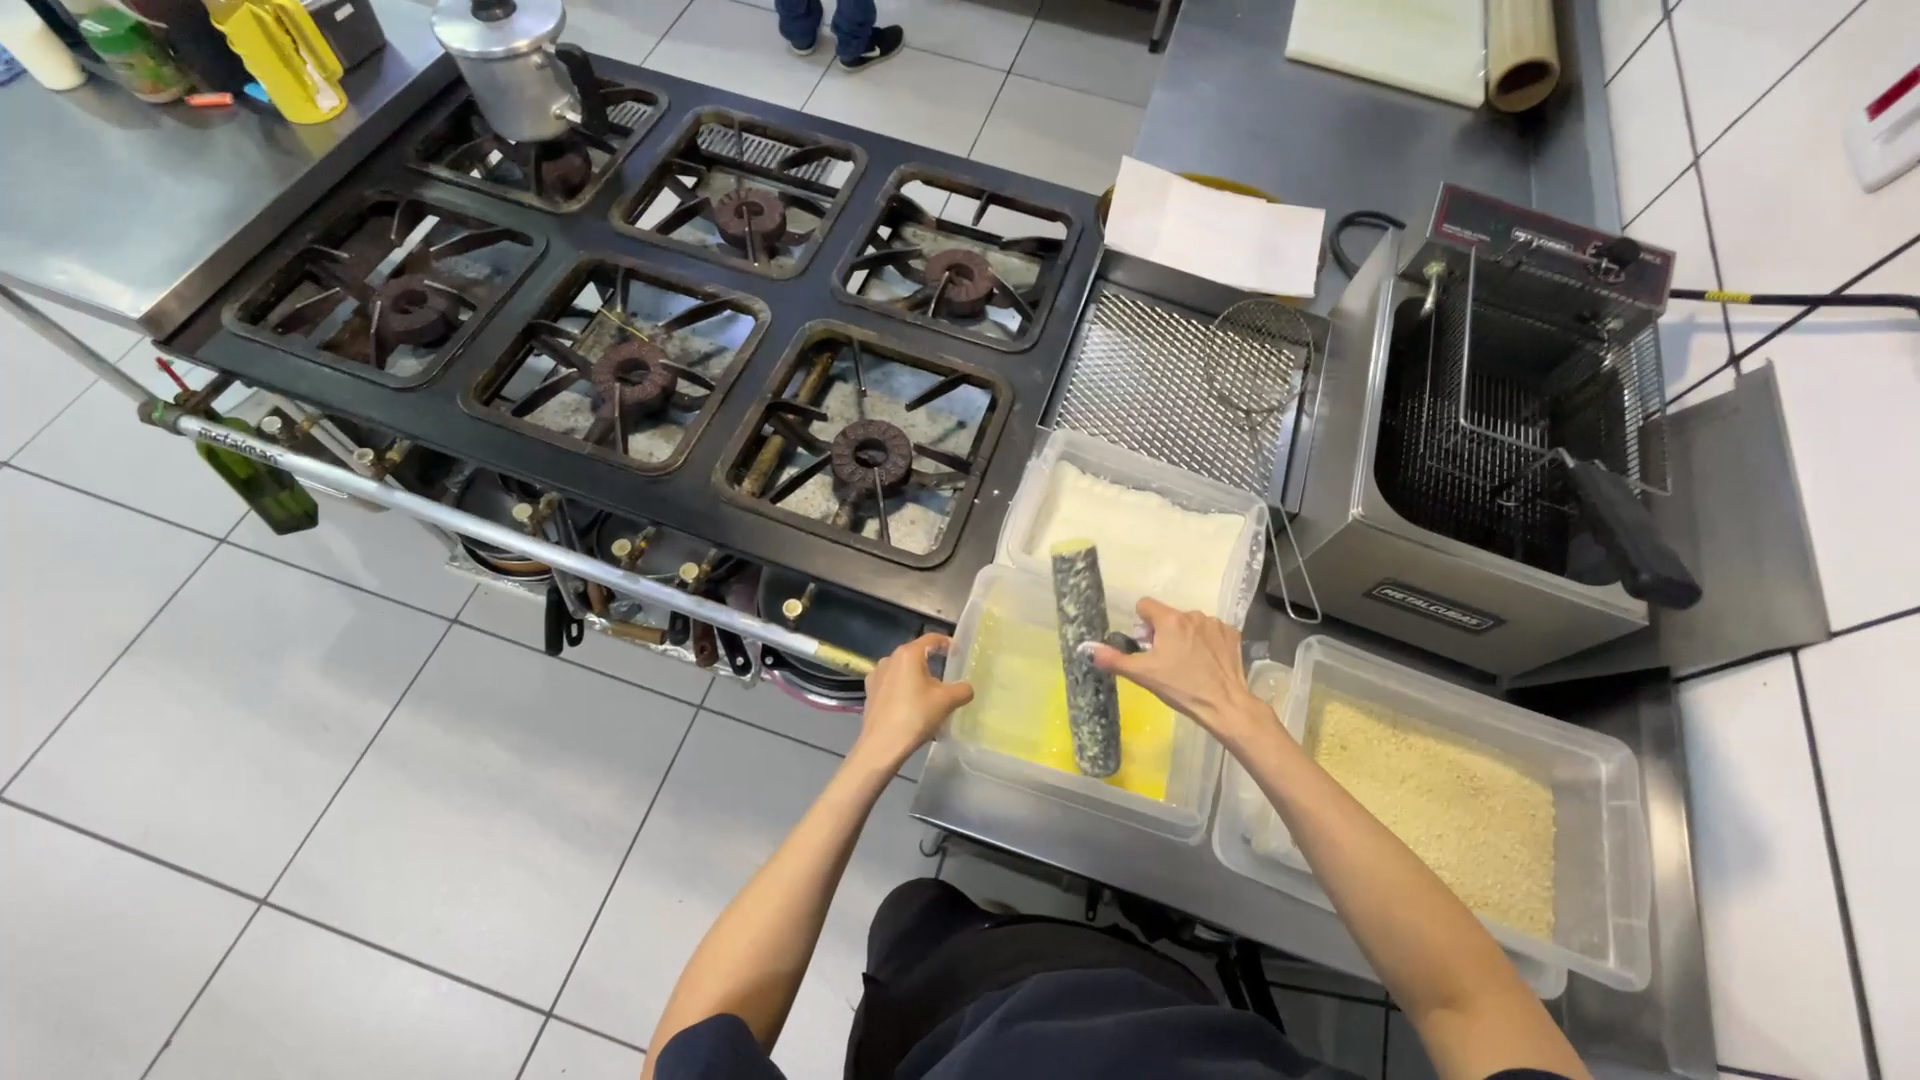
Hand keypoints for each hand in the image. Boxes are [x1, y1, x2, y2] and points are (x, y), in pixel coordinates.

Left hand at [853, 634, 974, 768]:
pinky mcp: (869, 692)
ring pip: (902, 670)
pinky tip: (909, 705)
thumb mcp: (947, 702)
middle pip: (916, 655)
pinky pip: (891, 684)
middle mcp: (889, 659)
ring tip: (928, 696)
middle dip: (932, 664)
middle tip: (946, 679)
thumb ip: (963, 690)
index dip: (947, 643)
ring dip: (916, 678)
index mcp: (908, 654)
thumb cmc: (916, 716)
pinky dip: (903, 689)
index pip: (931, 639)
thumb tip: (967, 688)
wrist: (882, 745)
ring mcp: (876, 675)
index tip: (957, 653)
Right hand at [1087, 598, 1264, 740]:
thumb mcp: (1142, 675)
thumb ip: (1113, 659)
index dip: (1142, 625)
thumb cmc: (1180, 688)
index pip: (1145, 605)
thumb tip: (1086, 648)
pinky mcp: (1232, 634)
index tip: (1147, 646)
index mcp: (1170, 620)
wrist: (1224, 705)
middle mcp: (1193, 614)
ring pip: (1190, 624)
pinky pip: (1211, 632)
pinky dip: (1206, 643)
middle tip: (1166, 661)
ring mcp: (1215, 624)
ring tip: (1188, 664)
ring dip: (1185, 637)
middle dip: (1163, 633)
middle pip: (1168, 616)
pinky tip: (1207, 663)